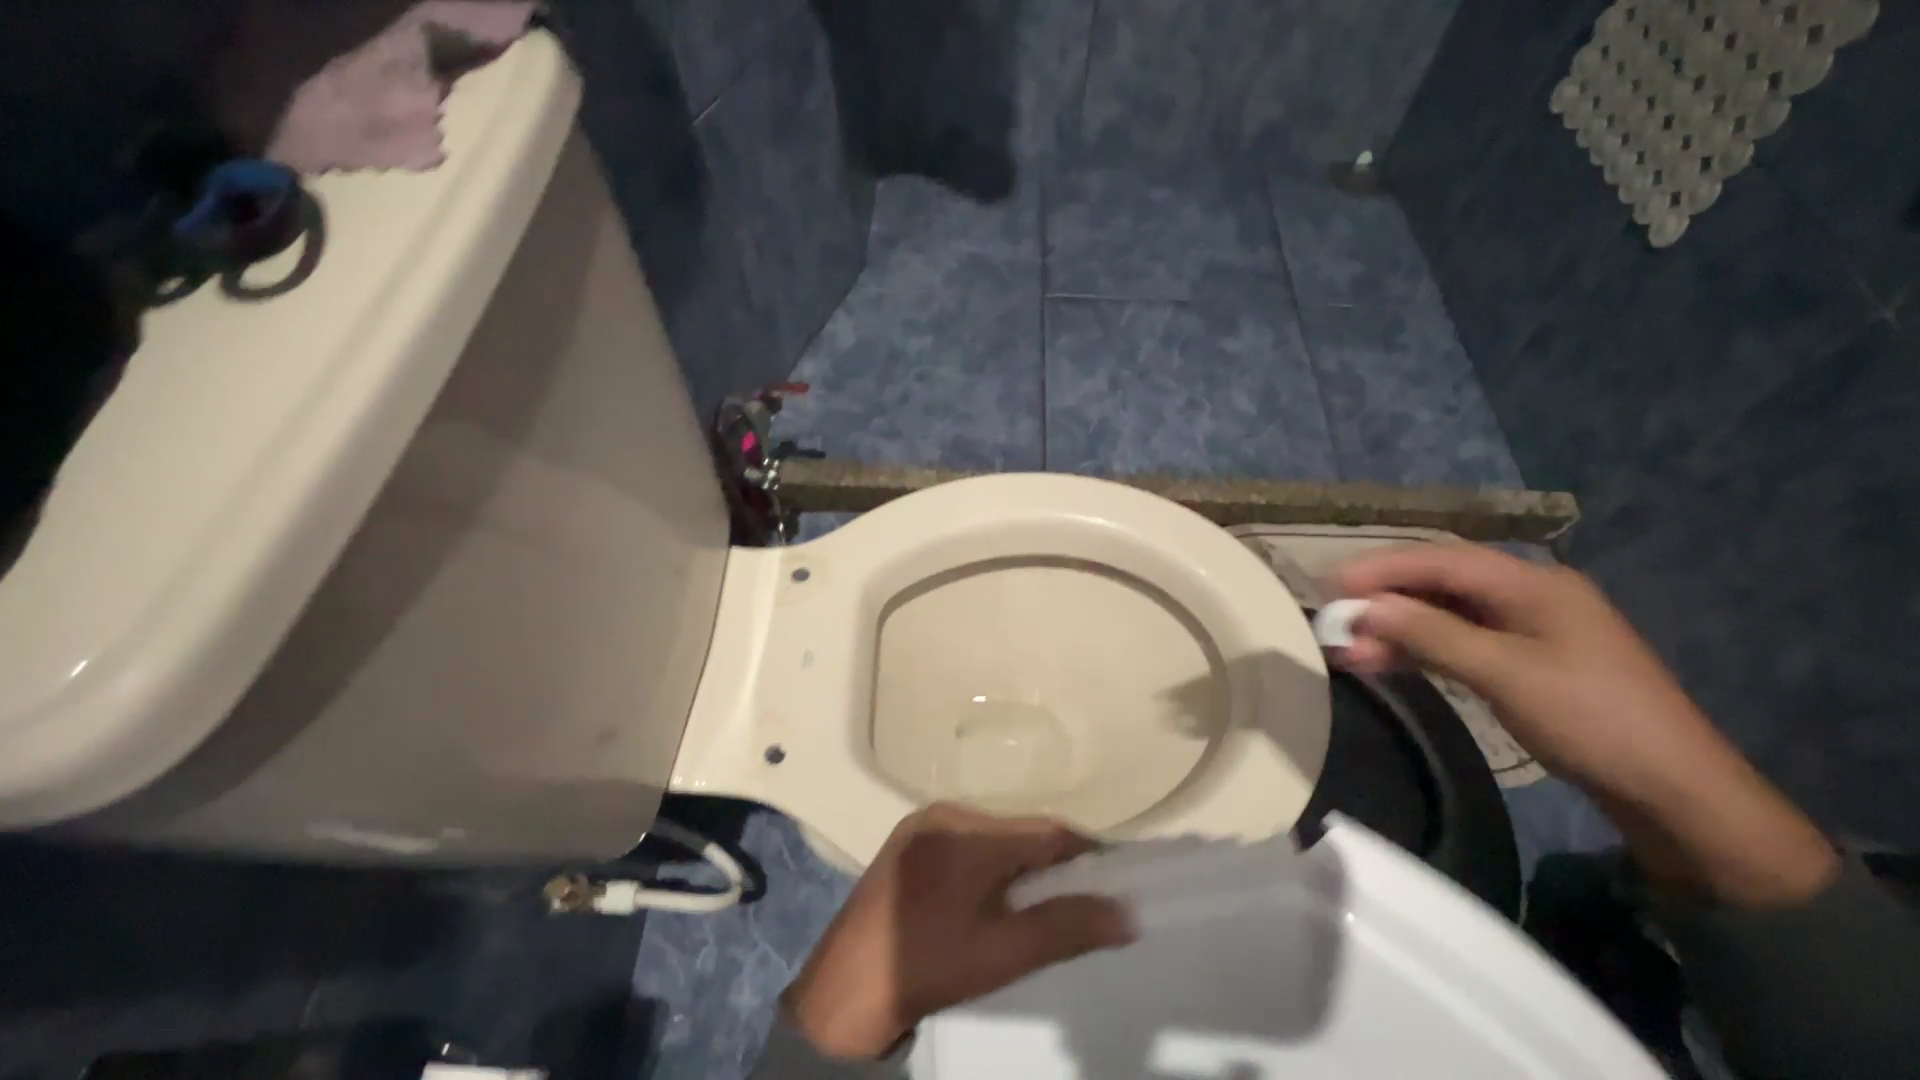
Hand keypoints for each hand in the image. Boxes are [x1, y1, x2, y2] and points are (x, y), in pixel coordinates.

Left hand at [782, 803, 1136, 1059]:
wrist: (844, 993)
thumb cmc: (928, 966)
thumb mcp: (1003, 953)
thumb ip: (1066, 928)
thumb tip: (1126, 914)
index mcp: (966, 829)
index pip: (1045, 831)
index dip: (1086, 854)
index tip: (1115, 880)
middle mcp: (942, 814)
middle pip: (1019, 832)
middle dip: (1053, 864)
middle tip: (1081, 900)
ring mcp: (918, 829)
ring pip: (992, 840)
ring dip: (1021, 868)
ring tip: (1043, 906)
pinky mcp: (905, 849)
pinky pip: (964, 848)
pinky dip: (989, 870)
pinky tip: (995, 902)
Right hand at [1331, 544, 1836, 906]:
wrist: (1671, 789)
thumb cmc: (1590, 718)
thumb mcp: (1505, 673)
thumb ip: (1432, 635)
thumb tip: (1366, 608)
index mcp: (1534, 583)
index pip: (1442, 559)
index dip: (1382, 567)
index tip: (1330, 583)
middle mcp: (1530, 596)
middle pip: (1442, 584)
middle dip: (1385, 599)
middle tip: (1333, 618)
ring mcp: (1530, 631)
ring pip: (1447, 616)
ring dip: (1398, 629)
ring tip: (1347, 649)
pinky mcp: (1527, 664)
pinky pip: (1462, 644)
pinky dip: (1423, 651)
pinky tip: (1387, 662)